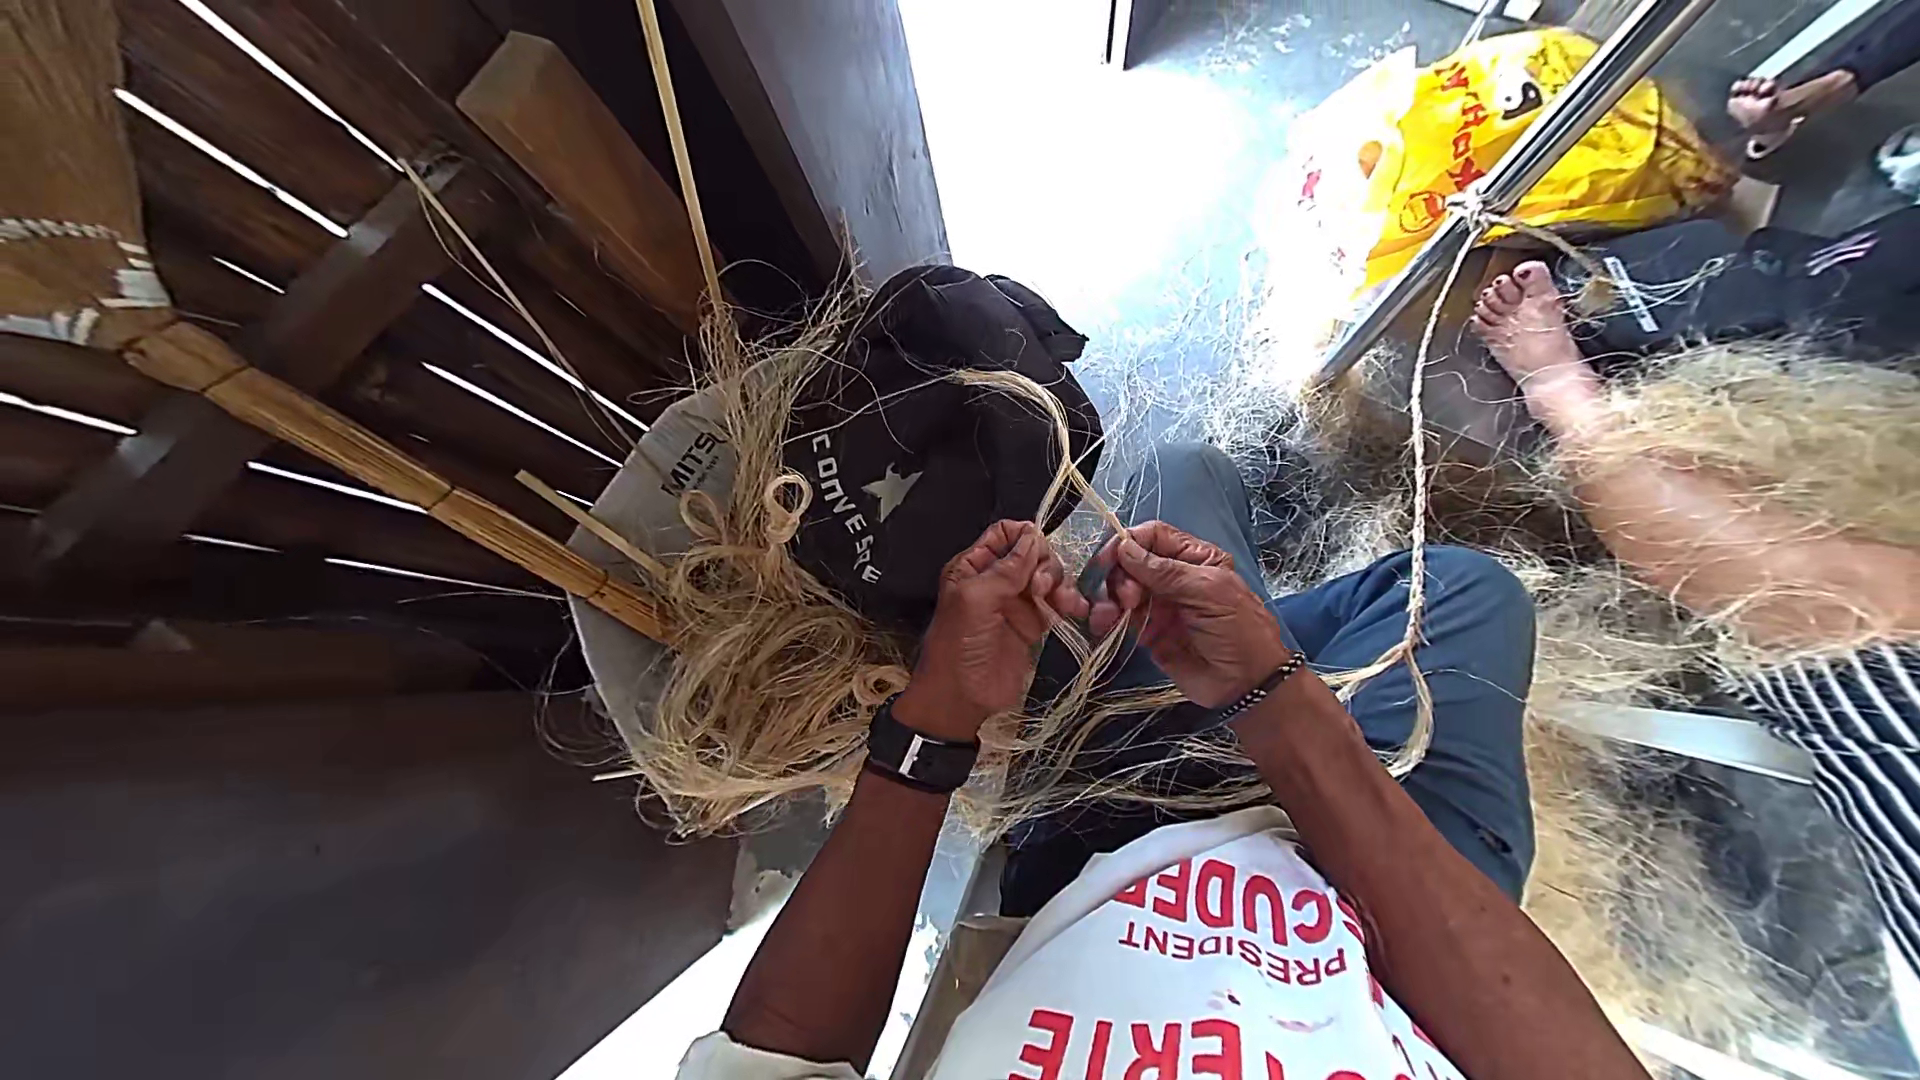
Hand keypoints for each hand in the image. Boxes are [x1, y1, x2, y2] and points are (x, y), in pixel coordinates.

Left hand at [897, 520, 1088, 739]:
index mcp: (974, 565)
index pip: (1004, 534)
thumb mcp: (975, 600)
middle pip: (1033, 553)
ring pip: (1048, 576)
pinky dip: (1069, 602)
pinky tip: (1077, 610)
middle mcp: (996, 578)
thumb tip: (1033, 536)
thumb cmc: (959, 645)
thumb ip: (1005, 568)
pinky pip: (1056, 601)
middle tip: (1041, 588)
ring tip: (1064, 603)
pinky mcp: (1033, 624)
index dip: (1025, 535)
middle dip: (1045, 564)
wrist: (962, 698)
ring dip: (1061, 583)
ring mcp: (1016, 601)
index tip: (1038, 551)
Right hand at [1087, 520, 1290, 706]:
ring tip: (1109, 616)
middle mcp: (1172, 577)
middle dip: (1120, 576)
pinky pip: (1118, 616)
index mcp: (1193, 558)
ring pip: (1119, 588)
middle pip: (1129, 562)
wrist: (1245, 686)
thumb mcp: (1208, 592)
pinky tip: (1103, 624)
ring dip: (1108, 597)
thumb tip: (1123, 546)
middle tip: (1130, 599)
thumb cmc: (1238, 632)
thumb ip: (1165, 570)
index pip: (1152, 537)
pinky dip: (1106, 617)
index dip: (1127, 542)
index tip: (1109, 559)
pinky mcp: (1145, 630)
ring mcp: (1157, 604)